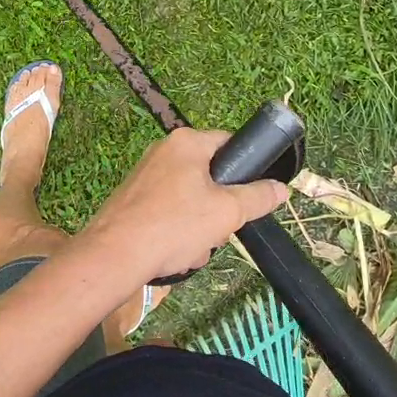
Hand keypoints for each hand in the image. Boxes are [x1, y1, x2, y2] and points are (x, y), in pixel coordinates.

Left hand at [78, 128, 288, 281]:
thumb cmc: (175, 225)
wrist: (116, 254)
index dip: (245, 168)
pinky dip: (176, 232)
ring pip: (191, 199)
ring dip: (199, 227)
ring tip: (193, 247)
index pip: (228, 143)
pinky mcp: (133, 198)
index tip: (251, 196)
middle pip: (209, 176)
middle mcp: (164, 150)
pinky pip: (169, 211)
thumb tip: (280, 188)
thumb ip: (257, 197)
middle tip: (218, 230)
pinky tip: (174, 254)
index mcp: (186, 142)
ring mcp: (146, 174)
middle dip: (219, 208)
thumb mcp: (227, 212)